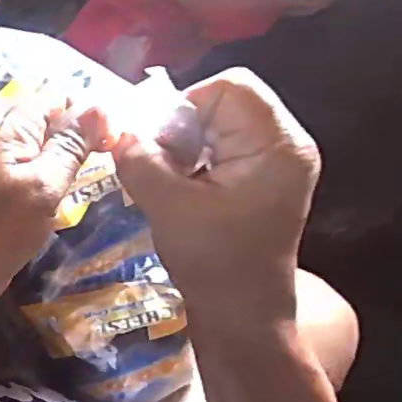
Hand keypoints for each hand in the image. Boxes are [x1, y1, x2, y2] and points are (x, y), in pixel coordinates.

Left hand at [0, 95, 108, 304]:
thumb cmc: (1, 230)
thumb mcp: (44, 185)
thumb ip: (69, 146)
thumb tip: (98, 108)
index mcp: (6, 135)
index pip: (50, 100)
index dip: (84, 111)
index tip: (112, 135)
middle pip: (46, 126)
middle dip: (78, 136)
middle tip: (110, 158)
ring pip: (40, 154)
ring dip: (67, 162)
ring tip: (97, 175)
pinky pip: (31, 178)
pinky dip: (52, 183)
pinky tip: (70, 196)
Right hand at [113, 68, 318, 321]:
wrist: (242, 315)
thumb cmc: (214, 262)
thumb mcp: (170, 208)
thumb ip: (142, 163)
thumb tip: (117, 133)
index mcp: (276, 145)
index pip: (230, 87)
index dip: (183, 104)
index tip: (155, 142)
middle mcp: (284, 145)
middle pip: (224, 102)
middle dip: (179, 127)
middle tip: (155, 162)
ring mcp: (273, 165)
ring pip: (217, 126)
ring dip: (182, 146)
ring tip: (165, 180)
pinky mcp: (258, 182)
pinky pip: (218, 150)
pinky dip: (190, 162)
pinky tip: (176, 190)